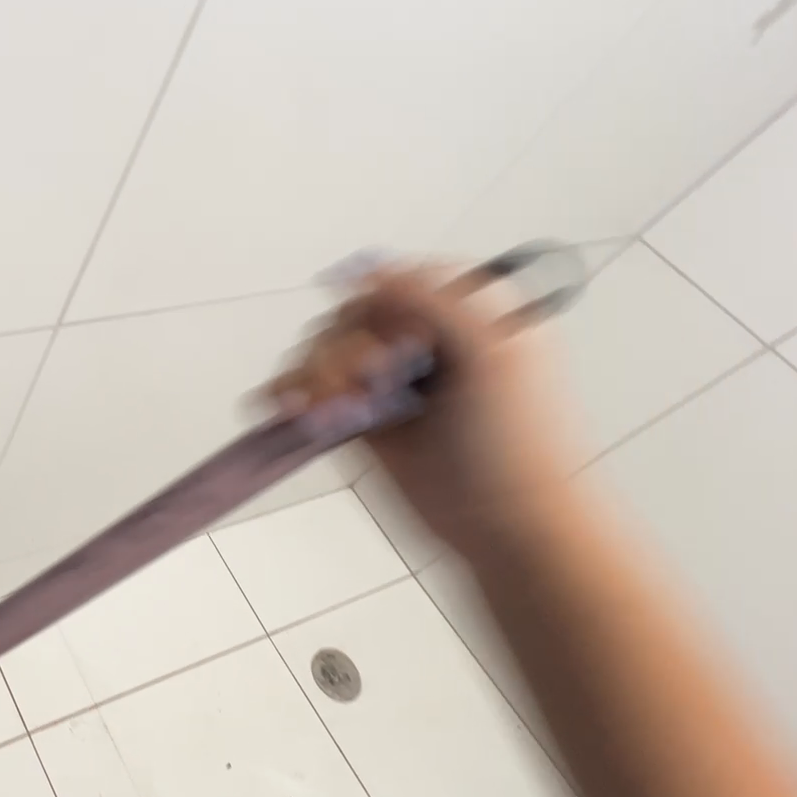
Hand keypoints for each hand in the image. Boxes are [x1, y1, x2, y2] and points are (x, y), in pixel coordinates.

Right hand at [267, 261, 577, 553]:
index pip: (396, 285)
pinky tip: (281, 408)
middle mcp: (421, 343)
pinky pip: (311, 394)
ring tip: (316, 413)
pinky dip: (289, 397)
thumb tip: (363, 270)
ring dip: (309, 377)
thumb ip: (433, 298)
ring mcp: (387, 383)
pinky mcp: (359, 420)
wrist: (505, 526)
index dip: (376, 310)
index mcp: (463, 315)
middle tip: (355, 390)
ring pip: (322, 355)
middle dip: (339, 352)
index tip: (384, 351)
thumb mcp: (494, 352)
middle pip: (349, 319)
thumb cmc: (514, 443)